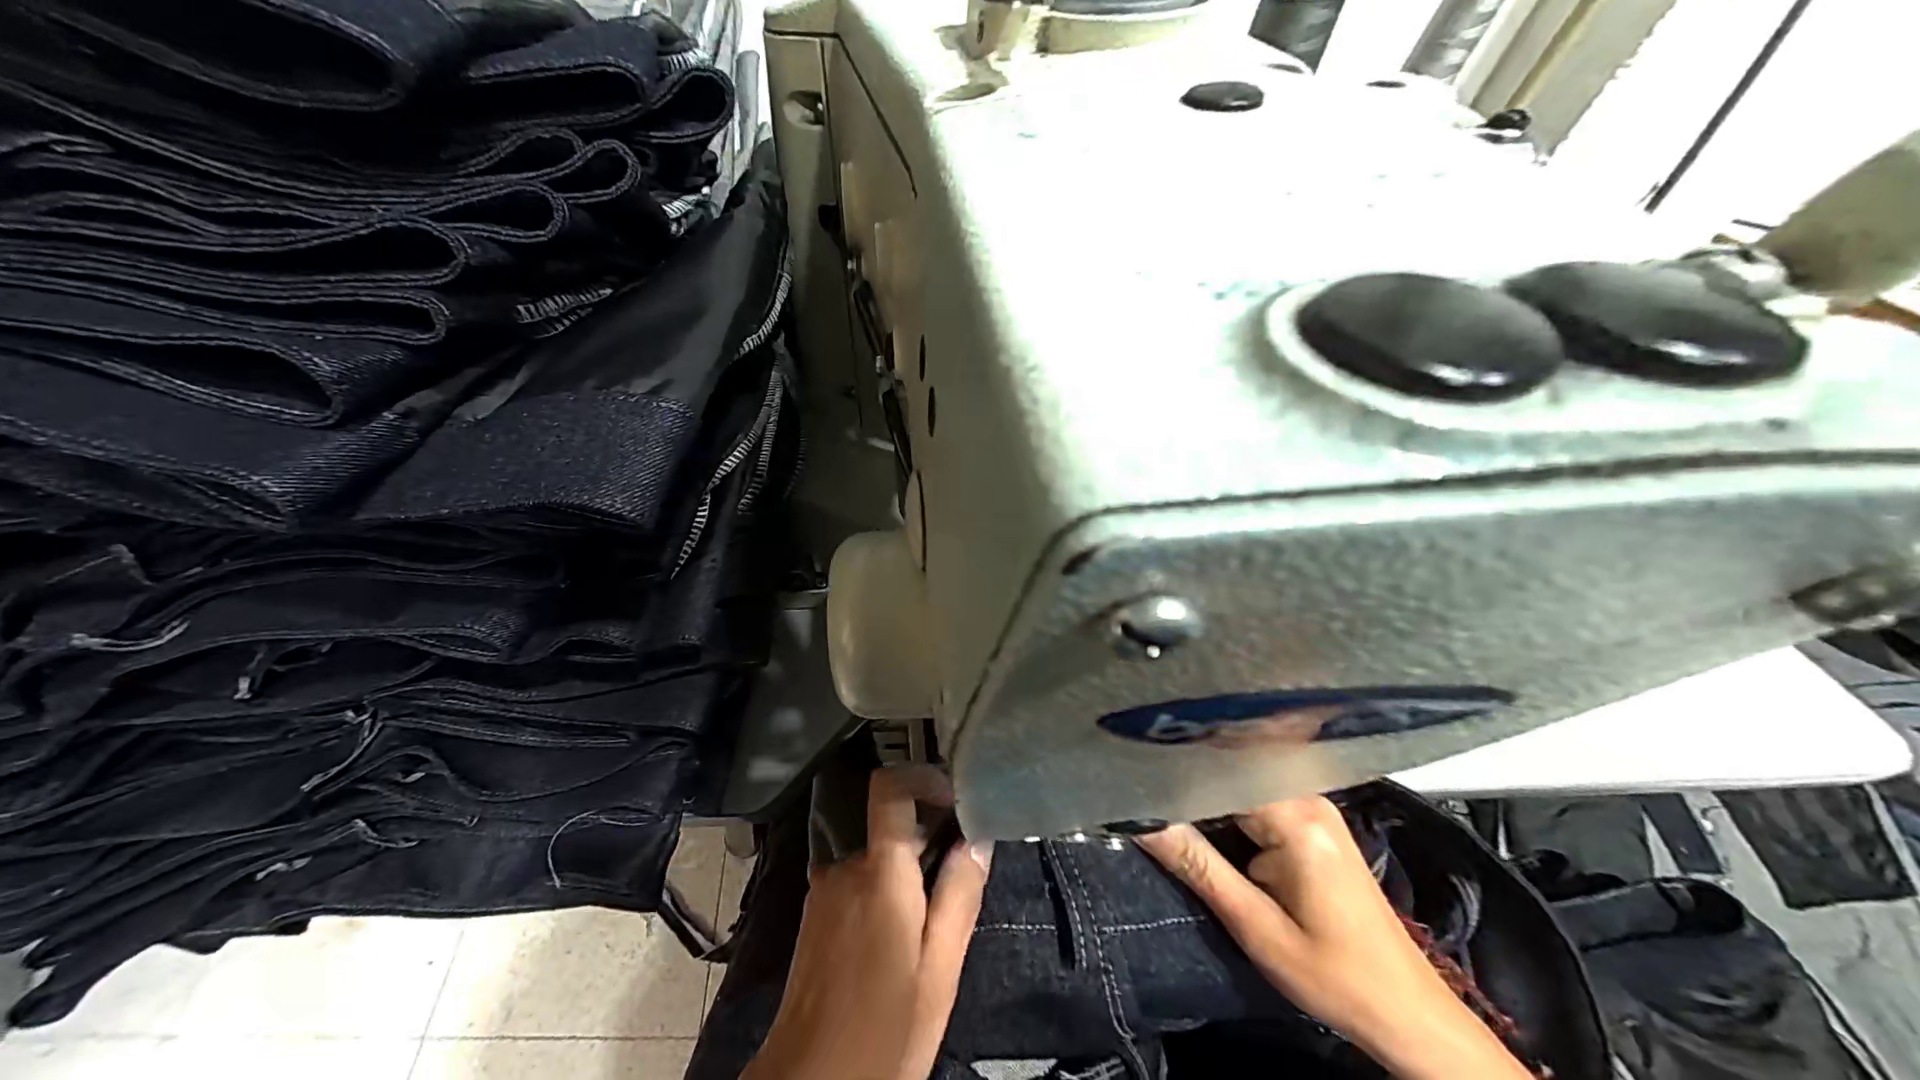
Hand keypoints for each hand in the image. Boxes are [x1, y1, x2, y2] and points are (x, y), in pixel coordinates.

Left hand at [743, 766, 992, 1079]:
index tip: (953, 798)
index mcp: (879, 871)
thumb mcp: (941, 967)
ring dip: (905, 866)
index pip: (888, 786)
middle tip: (958, 871)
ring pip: (873, 853)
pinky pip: (856, 877)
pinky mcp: (815, 912)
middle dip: (926, 836)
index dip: (921, 776)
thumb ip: (960, 894)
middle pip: (887, 823)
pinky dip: (882, 885)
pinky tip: (899, 931)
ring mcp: (824, 889)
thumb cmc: (885, 1028)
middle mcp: (844, 867)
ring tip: (932, 912)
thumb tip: (977, 838)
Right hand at [1136, 797, 1531, 1079]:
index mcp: (1297, 818)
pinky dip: (1225, 799)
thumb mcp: (1256, 927)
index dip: (1173, 768)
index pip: (1220, 770)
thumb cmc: (1335, 977)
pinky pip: (1257, 794)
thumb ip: (1197, 866)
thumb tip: (1142, 820)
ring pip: (1242, 777)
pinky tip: (1197, 808)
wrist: (1408, 1010)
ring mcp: (1315, 806)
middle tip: (1134, 776)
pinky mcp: (1314, 822)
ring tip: (1156, 787)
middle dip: (1184, 771)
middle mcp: (1308, 798)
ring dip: (1203, 784)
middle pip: (1231, 766)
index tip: (1131, 770)